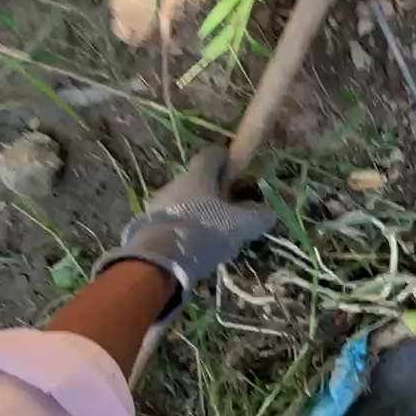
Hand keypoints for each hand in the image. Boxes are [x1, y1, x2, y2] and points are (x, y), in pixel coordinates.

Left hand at [94, 147, 274, 312]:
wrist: (158, 259)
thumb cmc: (203, 231)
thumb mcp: (239, 225)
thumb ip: (256, 216)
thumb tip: (268, 211)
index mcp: (197, 176)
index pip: (211, 156)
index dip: (224, 158)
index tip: (235, 165)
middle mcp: (175, 184)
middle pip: (196, 180)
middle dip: (212, 189)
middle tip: (229, 204)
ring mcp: (158, 205)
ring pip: (183, 201)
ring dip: (197, 210)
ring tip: (213, 229)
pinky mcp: (147, 227)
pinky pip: (172, 221)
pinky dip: (184, 227)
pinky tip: (194, 243)